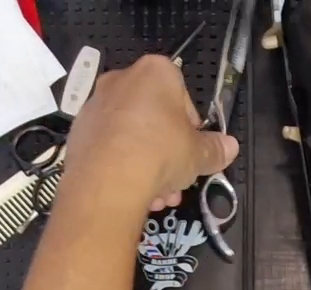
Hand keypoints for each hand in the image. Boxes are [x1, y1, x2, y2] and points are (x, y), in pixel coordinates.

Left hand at [61, 55, 238, 213]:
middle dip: (166, 154)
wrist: (109, 177)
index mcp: (156, 72)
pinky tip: (132, 194)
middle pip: (153, 119)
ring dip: (146, 167)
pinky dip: (121, 170)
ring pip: (130, 137)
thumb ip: (214, 150)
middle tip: (175, 181)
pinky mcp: (78, 133)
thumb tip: (231, 147)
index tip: (192, 153)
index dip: (190, 130)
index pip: (182, 96)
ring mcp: (96, 105)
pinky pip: (109, 150)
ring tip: (156, 196)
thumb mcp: (197, 155)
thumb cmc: (161, 152)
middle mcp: (123, 79)